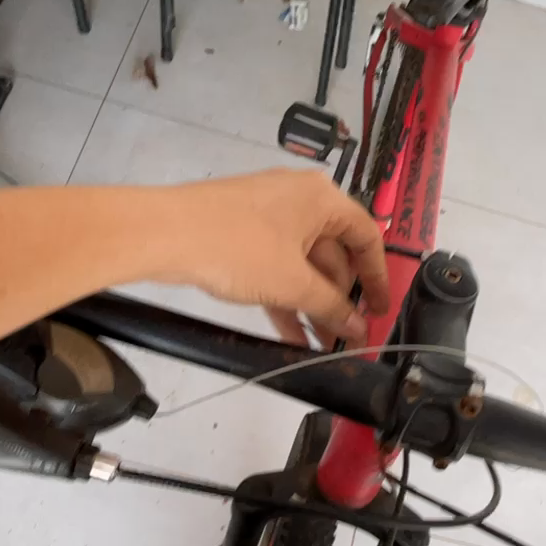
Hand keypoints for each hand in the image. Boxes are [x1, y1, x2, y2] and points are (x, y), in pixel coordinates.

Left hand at [156, 170, 390, 345]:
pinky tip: (290, 336)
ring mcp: (270, 214)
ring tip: (319, 346)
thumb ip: (332, 307)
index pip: (366, 238)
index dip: (378, 278)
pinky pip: (277, 265)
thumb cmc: (240, 249)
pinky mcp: (244, 230)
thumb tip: (361, 329)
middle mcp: (301, 199)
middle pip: (333, 254)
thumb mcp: (293, 283)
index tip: (380, 312)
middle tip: (344, 339)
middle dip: (338, 300)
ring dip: (311, 305)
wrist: (164, 233)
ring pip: (303, 264)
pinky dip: (285, 297)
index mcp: (323, 199)